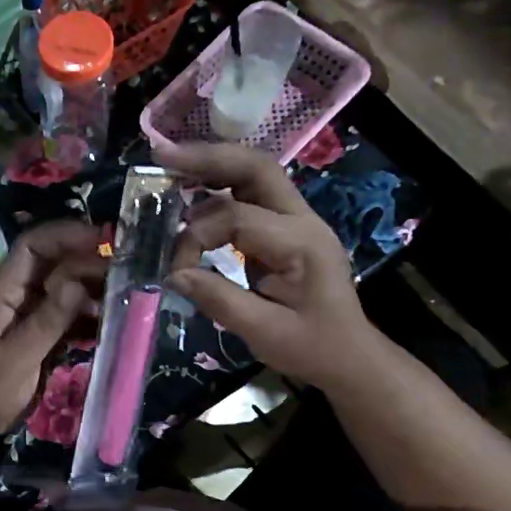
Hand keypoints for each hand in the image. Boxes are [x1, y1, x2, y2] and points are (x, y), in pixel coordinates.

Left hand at [0, 220, 104, 437]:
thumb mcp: (17, 358)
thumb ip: (46, 321)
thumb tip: (76, 282)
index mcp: (2, 292)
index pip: (32, 247)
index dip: (65, 235)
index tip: (103, 239)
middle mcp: (18, 295)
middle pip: (55, 263)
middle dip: (88, 261)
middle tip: (125, 272)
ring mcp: (31, 314)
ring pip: (66, 287)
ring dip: (93, 288)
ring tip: (125, 295)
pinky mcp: (42, 333)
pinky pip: (69, 313)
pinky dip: (88, 313)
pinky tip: (111, 319)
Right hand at [156, 141, 386, 390]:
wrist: (348, 355)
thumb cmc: (311, 347)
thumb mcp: (264, 332)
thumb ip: (218, 299)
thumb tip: (172, 274)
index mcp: (301, 243)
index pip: (236, 219)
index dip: (195, 238)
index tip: (174, 270)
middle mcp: (301, 220)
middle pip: (256, 168)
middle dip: (208, 158)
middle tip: (163, 155)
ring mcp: (296, 220)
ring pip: (253, 173)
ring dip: (211, 165)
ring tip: (170, 165)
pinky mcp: (283, 228)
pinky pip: (249, 194)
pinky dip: (217, 187)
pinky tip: (189, 190)